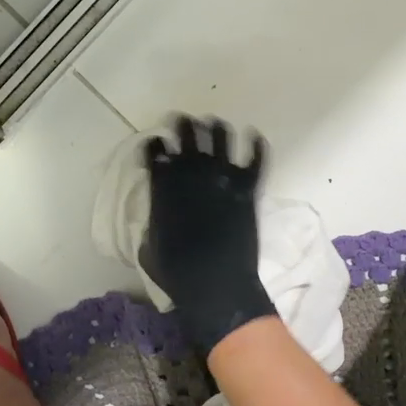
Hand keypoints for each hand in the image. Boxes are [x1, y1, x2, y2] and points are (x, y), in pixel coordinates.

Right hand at [139, 115, 273, 355]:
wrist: (215, 284)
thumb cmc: (176, 272)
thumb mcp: (149, 247)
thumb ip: (153, 223)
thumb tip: (156, 222)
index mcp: (162, 183)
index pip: (155, 148)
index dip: (156, 144)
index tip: (158, 144)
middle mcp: (190, 170)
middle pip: (187, 131)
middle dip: (184, 124)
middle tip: (185, 121)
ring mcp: (222, 175)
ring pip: (220, 135)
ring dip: (216, 128)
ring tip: (216, 126)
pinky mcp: (248, 186)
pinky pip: (256, 157)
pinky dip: (256, 145)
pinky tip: (255, 137)